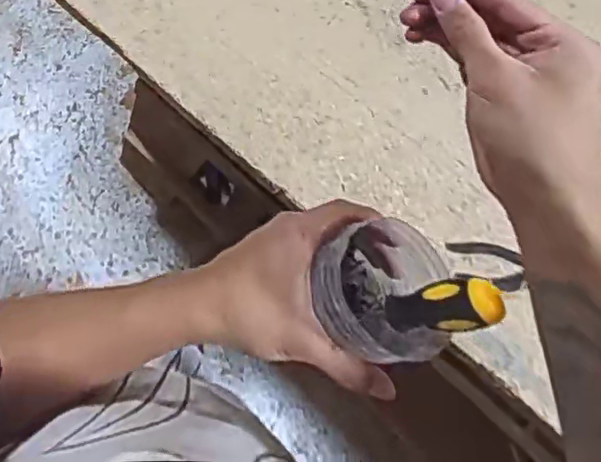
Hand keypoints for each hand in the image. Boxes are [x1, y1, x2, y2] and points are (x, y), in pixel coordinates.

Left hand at [189, 201, 396, 398]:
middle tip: (394, 271)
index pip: (346, 211)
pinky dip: (329, 257)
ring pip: (321, 233)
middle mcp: (289, 226)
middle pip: (337, 221)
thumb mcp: (302, 339)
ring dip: (347, 250)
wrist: (200, 304)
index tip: (399, 244)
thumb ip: (347, 365)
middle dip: (367, 241)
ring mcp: (276, 236)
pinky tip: (339, 287)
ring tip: (373, 280)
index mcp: (299, 231)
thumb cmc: (249, 309)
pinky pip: (308, 243)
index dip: (375, 222)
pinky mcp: (267, 249)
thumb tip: (386, 388)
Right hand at [398, 0, 600, 221]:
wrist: (545, 200)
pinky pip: (473, 55)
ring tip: (407, 20)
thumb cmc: (532, 139)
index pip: (505, 2)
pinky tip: (421, 37)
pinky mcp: (504, 89)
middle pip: (488, 16)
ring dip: (442, 25)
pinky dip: (448, 45)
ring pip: (476, 35)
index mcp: (563, 44)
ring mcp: (525, 72)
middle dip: (447, 5)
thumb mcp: (495, 77)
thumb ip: (467, 30)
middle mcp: (548, 53)